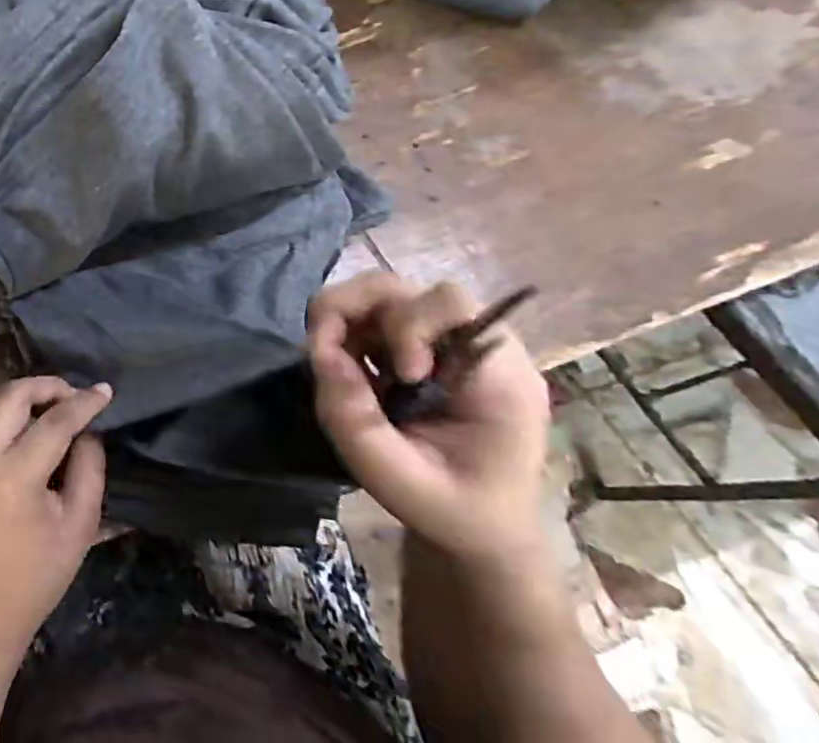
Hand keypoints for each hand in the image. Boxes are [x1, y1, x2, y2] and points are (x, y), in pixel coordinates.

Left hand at [0, 376, 110, 654]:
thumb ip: (89, 469)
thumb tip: (87, 433)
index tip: (106, 391)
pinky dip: (18, 413)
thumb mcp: (80, 524)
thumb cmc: (38, 575)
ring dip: (31, 396)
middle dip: (47, 385)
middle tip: (78, 396)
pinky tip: (43, 427)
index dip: (83, 402)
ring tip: (65, 408)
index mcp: (14, 476)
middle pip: (12, 394)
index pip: (54, 421)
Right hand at [307, 274, 551, 562]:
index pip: (450, 303)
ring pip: (379, 297)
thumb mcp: (400, 482)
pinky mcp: (416, 347)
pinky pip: (371, 319)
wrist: (479, 530)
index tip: (404, 378)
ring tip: (337, 368)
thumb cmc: (453, 511)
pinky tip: (348, 373)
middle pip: (403, 289)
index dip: (409, 325)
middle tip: (329, 354)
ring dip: (343, 323)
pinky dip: (345, 336)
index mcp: (497, 373)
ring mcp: (440, 342)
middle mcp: (470, 343)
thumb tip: (321, 356)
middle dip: (352, 311)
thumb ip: (356, 423)